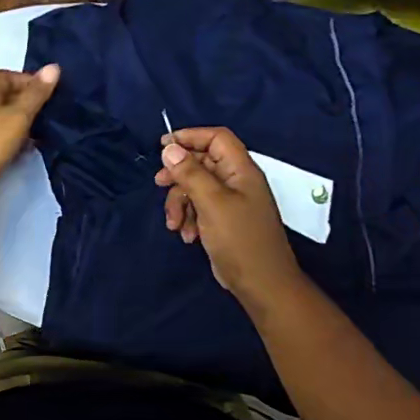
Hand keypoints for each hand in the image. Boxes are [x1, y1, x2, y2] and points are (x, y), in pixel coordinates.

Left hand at [0, 64, 60, 198]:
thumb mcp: (19, 117)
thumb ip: (36, 94)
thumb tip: (53, 67)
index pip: (4, 75)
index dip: (26, 79)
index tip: (45, 92)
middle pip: (1, 95)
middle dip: (24, 101)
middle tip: (44, 113)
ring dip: (18, 121)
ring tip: (37, 133)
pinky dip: (8, 136)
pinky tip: (20, 149)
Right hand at [154, 127, 303, 304]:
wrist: (260, 282)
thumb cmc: (240, 239)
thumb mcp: (211, 203)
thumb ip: (190, 173)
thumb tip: (170, 148)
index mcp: (241, 171)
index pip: (216, 139)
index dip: (190, 137)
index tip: (163, 145)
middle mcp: (236, 182)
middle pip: (201, 163)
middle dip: (178, 176)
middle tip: (159, 184)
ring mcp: (230, 202)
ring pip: (195, 188)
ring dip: (180, 203)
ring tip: (175, 224)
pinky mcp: (222, 221)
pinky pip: (199, 208)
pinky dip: (188, 218)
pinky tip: (187, 235)